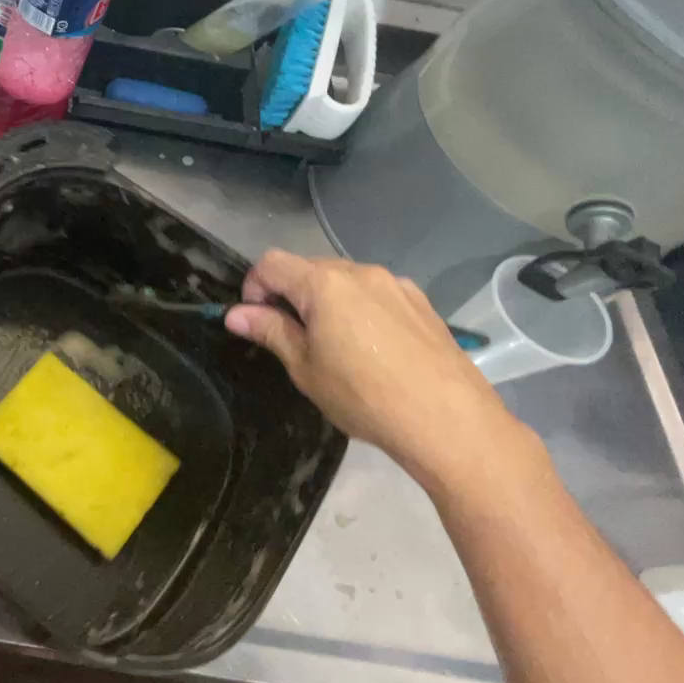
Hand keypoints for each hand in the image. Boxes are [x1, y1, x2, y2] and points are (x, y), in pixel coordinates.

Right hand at [223, 251, 531, 494]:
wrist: (448, 420)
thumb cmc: (363, 396)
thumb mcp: (304, 367)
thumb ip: (270, 331)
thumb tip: (235, 315)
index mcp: (324, 284)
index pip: (271, 263)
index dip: (253, 288)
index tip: (255, 321)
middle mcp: (360, 272)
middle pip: (308, 267)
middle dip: (289, 294)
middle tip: (290, 337)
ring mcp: (396, 285)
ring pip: (343, 280)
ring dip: (324, 301)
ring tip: (332, 345)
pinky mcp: (421, 302)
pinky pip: (374, 294)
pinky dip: (357, 309)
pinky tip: (369, 348)